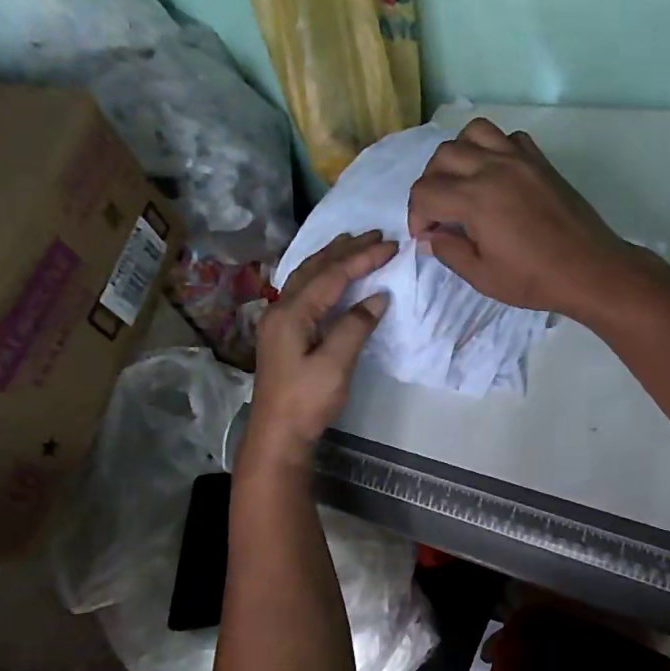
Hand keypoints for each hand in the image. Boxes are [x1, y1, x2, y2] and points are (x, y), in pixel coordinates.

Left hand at [248, 231, 396, 464]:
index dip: (362, 258)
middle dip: (346, 249)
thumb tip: (377, 296)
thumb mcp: (335, 365)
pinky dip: (320, 275)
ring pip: (305, 277)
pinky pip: (302, 291)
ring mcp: (277, 321)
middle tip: (376, 235)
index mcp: (292, 313)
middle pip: (314, 269)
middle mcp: (280, 309)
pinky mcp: (281, 334)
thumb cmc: (306, 402)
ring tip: (352, 243)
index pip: (332, 275)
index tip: (392, 245)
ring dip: (330, 258)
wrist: (277, 435)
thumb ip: (355, 326)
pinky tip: (328, 276)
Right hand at [409, 118, 656, 322]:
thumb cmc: (533, 280)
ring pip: (474, 132)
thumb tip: (431, 237)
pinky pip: (508, 137)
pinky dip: (494, 148)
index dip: (416, 215)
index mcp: (475, 199)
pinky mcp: (540, 161)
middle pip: (443, 156)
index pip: (425, 191)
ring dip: (458, 154)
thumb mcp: (482, 276)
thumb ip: (449, 251)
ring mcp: (520, 160)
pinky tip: (495, 175)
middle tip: (438, 210)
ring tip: (461, 181)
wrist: (589, 269)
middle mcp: (493, 168)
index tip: (426, 236)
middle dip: (430, 182)